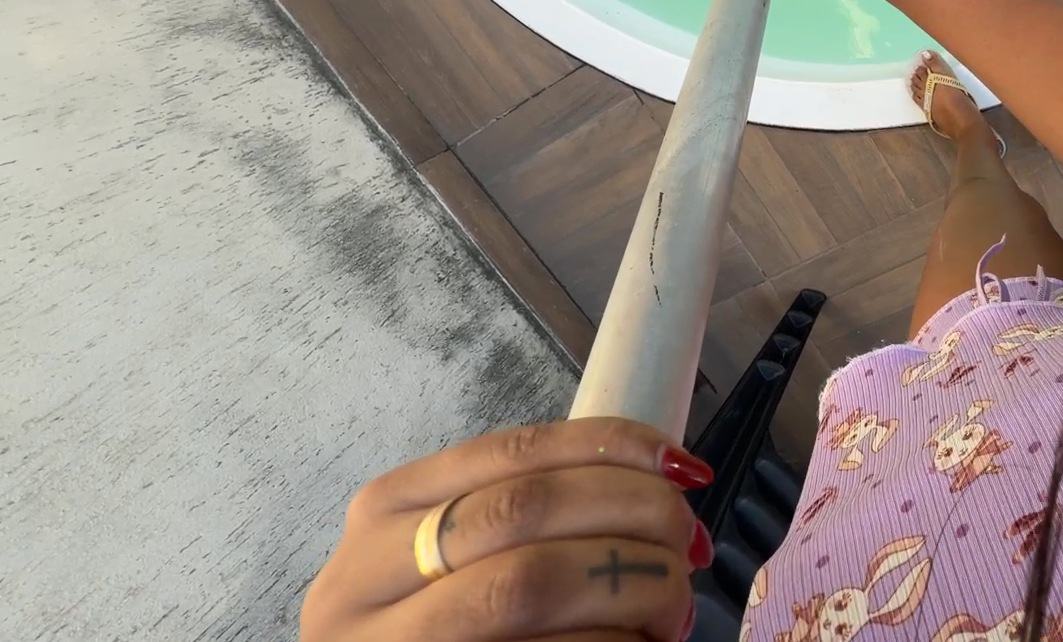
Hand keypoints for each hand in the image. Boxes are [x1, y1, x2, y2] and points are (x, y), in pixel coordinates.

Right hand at [300, 418, 714, 641]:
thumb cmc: (460, 629)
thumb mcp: (476, 554)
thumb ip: (548, 510)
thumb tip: (671, 479)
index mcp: (392, 509)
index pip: (523, 447)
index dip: (619, 446)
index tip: (687, 469)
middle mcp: (361, 576)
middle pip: (530, 507)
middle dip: (636, 514)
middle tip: (692, 544)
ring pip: (527, 583)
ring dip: (631, 586)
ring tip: (677, 605)